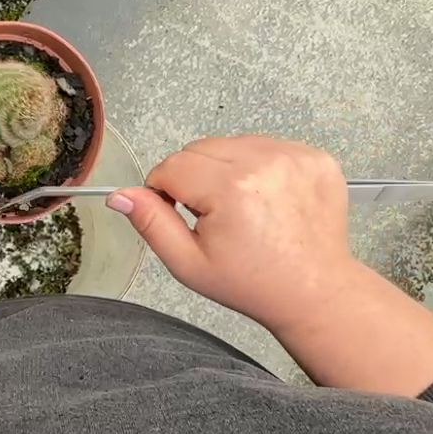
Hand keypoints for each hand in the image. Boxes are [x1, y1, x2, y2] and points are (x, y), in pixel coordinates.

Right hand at [109, 136, 360, 332]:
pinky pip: (264, 145)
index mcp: (230, 189)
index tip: (180, 216)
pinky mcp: (314, 156)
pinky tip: (263, 199)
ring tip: (239, 207)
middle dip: (194, 178)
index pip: (170, 166)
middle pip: (198, 149)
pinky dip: (256, 167)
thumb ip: (151, 223)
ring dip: (224, 169)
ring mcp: (294, 156)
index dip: (164, 191)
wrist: (313, 290)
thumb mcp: (188, 263)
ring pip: (230, 143)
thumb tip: (118, 195)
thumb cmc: (251, 282)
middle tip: (211, 216)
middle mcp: (264, 162)